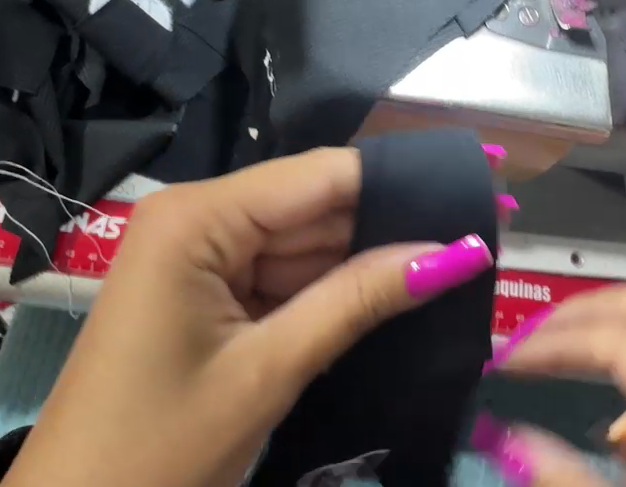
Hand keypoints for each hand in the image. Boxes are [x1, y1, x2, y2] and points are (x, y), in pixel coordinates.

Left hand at [3, 147, 494, 486]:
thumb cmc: (156, 450)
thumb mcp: (268, 371)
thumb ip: (359, 301)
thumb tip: (456, 252)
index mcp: (199, 215)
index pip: (318, 175)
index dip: (395, 183)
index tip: (469, 196)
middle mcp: (197, 214)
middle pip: (311, 205)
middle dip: (384, 227)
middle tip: (469, 243)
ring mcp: (197, 251)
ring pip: (300, 242)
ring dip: (361, 263)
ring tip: (446, 269)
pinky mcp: (201, 287)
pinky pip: (277, 274)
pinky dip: (324, 291)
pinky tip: (385, 298)